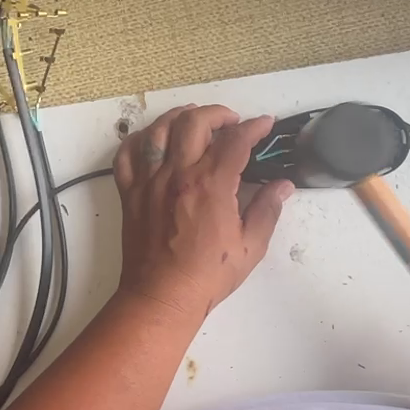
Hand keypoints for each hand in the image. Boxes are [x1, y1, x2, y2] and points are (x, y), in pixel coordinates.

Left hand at [111, 105, 293, 322]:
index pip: (236, 140)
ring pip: (158, 130)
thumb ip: (267, 210)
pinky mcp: (131, 194)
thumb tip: (283, 187)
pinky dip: (138, 140)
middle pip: (194, 122)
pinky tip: (152, 139)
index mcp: (211, 185)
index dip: (254, 127)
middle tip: (230, 122)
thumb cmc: (206, 275)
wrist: (162, 296)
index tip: (264, 125)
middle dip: (217, 114)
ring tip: (194, 120)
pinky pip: (127, 155)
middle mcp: (178, 175)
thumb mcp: (250, 246)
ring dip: (179, 117)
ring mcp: (150, 182)